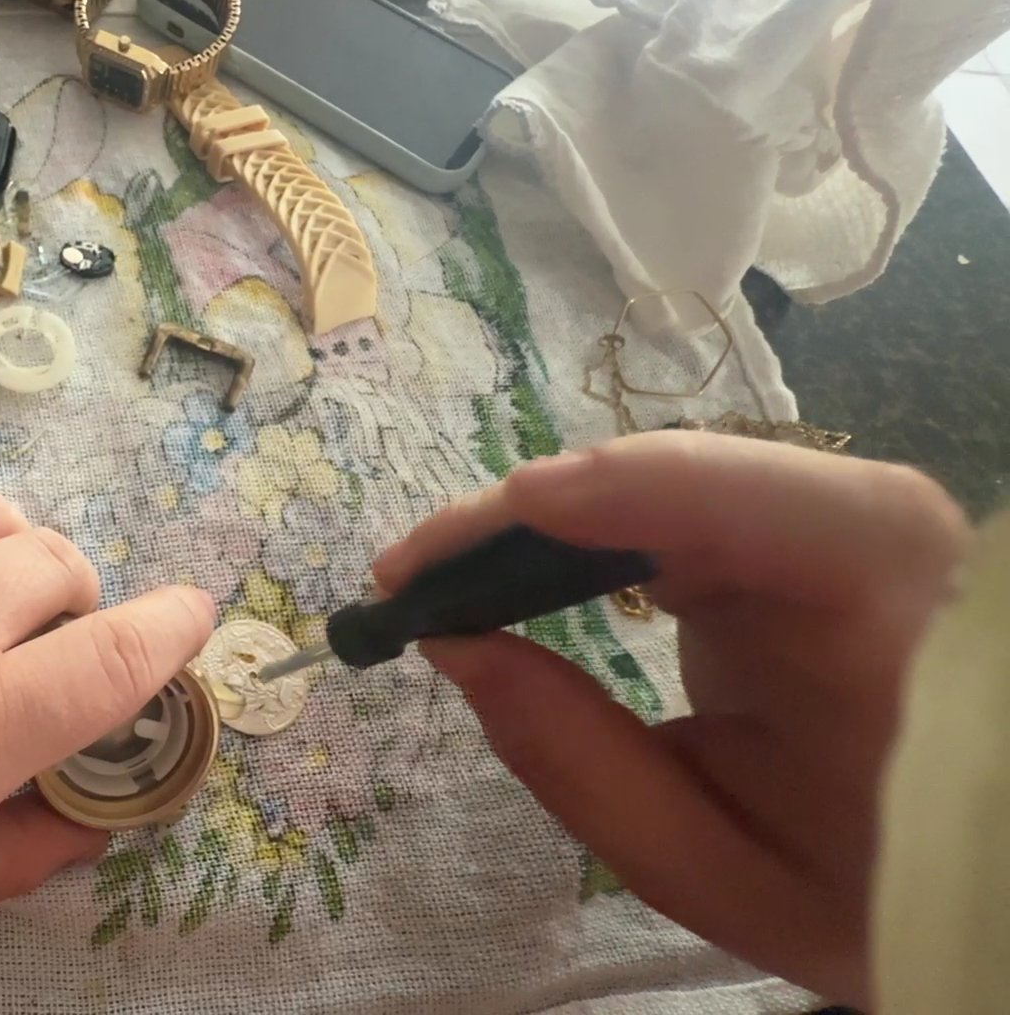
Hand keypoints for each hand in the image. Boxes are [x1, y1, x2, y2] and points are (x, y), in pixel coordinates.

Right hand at [374, 431, 968, 1006]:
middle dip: (535, 514)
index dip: (650, 485)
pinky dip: (576, 523)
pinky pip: (670, 498)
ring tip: (440, 569)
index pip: (796, 520)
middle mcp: (889, 561)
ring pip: (672, 477)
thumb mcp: (705, 866)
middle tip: (413, 570)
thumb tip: (451, 639)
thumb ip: (570, 759)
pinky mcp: (796, 528)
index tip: (516, 502)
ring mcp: (841, 532)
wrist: (959, 867)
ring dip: (540, 517)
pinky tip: (513, 557)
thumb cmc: (851, 891)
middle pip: (697, 479)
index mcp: (906, 655)